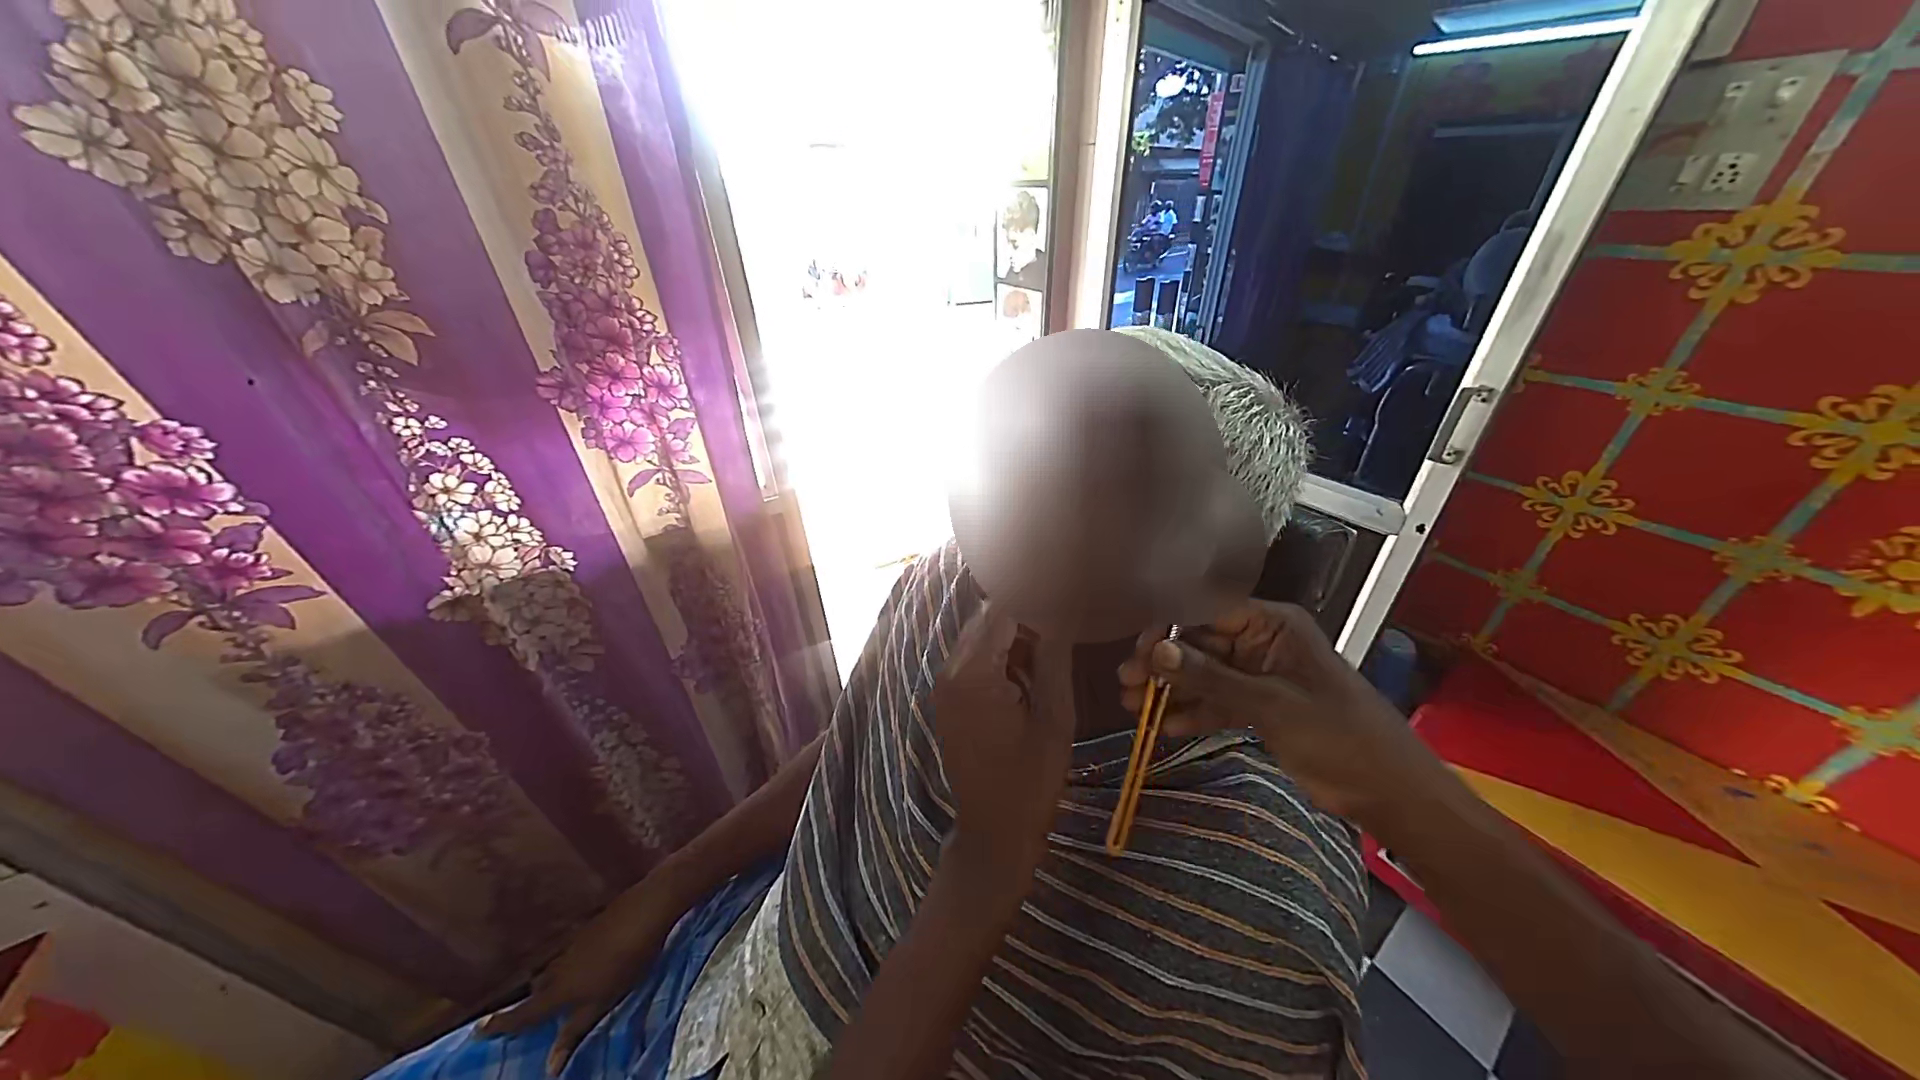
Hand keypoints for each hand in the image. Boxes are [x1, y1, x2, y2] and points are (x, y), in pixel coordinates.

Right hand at [478, 873, 688, 1073]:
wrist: (645, 910)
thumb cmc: (626, 962)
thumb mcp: (601, 1003)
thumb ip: (574, 1032)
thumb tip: (549, 1070)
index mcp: (558, 991)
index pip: (523, 1014)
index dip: (501, 1024)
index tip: (477, 1030)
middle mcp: (559, 967)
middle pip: (537, 987)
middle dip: (531, 1000)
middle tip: (526, 1011)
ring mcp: (575, 943)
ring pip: (553, 967)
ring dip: (550, 979)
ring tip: (555, 988)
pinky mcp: (591, 927)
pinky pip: (571, 950)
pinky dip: (570, 960)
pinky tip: (584, 959)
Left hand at [932, 602, 1075, 887]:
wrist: (994, 831)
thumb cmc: (1031, 779)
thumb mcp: (1055, 716)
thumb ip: (1053, 657)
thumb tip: (1059, 614)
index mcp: (972, 673)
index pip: (1001, 612)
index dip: (1034, 603)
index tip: (1064, 600)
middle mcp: (949, 672)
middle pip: (986, 622)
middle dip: (1023, 622)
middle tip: (1061, 634)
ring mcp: (943, 686)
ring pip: (980, 640)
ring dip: (1012, 642)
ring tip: (1048, 658)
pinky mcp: (947, 700)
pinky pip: (973, 662)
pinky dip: (999, 661)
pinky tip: (1027, 679)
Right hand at [1117, 600, 1441, 822]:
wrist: (1390, 792)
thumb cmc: (1338, 735)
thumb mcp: (1270, 704)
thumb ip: (1210, 677)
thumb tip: (1155, 651)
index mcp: (1273, 626)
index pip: (1208, 612)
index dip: (1168, 627)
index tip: (1137, 650)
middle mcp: (1262, 643)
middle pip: (1200, 644)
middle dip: (1163, 664)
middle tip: (1126, 682)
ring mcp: (1260, 676)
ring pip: (1204, 675)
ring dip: (1171, 690)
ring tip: (1133, 706)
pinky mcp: (1260, 706)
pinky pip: (1217, 701)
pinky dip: (1194, 713)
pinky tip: (1164, 728)